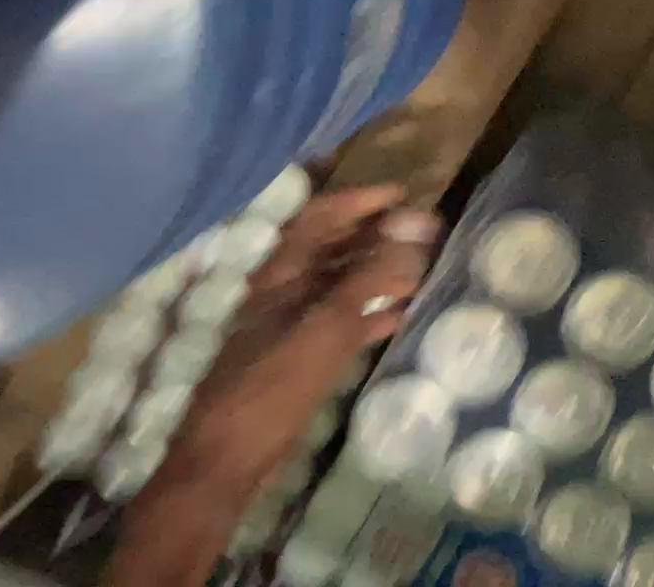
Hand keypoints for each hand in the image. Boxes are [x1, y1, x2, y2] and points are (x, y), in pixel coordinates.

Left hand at [176, 184, 438, 490]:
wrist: (229, 459)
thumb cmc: (273, 383)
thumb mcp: (327, 324)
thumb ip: (370, 274)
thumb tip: (411, 228)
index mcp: (280, 273)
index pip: (320, 218)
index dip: (359, 201)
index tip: (401, 195)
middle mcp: (286, 289)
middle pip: (335, 247)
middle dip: (378, 235)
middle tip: (422, 229)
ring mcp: (294, 322)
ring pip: (344, 284)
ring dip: (382, 273)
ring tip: (423, 268)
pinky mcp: (305, 354)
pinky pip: (346, 321)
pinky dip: (374, 313)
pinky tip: (404, 313)